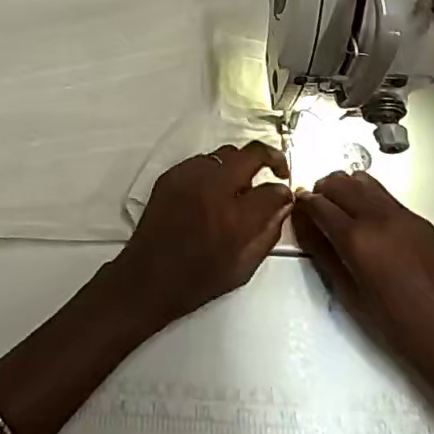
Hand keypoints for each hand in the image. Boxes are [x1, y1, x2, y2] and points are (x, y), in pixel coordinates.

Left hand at [106, 143, 294, 326]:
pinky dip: (214, 170)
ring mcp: (189, 176)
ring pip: (225, 153)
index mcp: (236, 218)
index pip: (273, 190)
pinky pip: (202, 161)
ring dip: (240, 165)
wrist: (149, 277)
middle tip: (277, 170)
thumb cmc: (199, 280)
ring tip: (240, 186)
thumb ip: (268, 232)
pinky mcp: (171, 174)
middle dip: (270, 158)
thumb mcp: (244, 267)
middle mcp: (214, 188)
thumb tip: (282, 205)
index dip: (284, 192)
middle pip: (252, 154)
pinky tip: (213, 190)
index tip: (284, 196)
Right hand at [294, 171, 433, 376]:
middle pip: (340, 182)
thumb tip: (308, 231)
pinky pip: (386, 196)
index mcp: (359, 240)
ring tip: (338, 210)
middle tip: (313, 206)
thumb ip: (324, 255)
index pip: (319, 203)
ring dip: (345, 189)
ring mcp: (405, 217)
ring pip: (364, 181)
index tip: (297, 209)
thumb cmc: (407, 332)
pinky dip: (368, 198)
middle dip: (322, 190)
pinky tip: (366, 222)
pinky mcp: (423, 222)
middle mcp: (382, 219)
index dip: (303, 204)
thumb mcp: (351, 295)